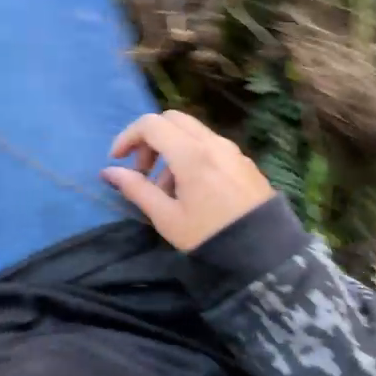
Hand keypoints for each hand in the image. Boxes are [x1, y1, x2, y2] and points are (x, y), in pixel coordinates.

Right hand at [101, 111, 274, 250]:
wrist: (266, 255)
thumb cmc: (210, 236)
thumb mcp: (167, 218)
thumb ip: (136, 189)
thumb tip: (108, 171)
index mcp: (190, 154)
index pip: (150, 125)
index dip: (128, 137)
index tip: (117, 159)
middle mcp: (212, 143)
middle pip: (171, 119)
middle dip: (150, 138)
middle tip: (142, 169)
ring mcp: (231, 150)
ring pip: (191, 131)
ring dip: (170, 148)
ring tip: (166, 188)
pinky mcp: (244, 161)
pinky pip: (210, 145)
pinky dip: (191, 154)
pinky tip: (192, 189)